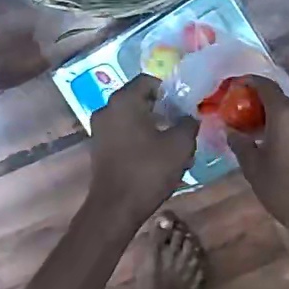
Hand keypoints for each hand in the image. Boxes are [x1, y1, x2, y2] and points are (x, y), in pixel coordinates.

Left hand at [86, 76, 198, 228]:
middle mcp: (107, 109)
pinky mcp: (99, 148)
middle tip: (183, 125)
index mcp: (123, 100)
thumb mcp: (180, 144)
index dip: (169, 90)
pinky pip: (123, 134)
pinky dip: (140, 139)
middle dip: (163, 111)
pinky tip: (158, 158)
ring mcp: (99, 129)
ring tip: (174, 146)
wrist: (116, 208)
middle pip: (140, 99)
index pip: (148, 80)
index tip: (185, 105)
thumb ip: (188, 123)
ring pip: (133, 119)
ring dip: (153, 127)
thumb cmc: (148, 170)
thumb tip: (190, 117)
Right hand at [228, 78, 288, 246]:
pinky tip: (275, 141)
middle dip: (259, 102)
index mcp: (286, 114)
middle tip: (241, 112)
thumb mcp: (253, 166)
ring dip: (274, 116)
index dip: (249, 82)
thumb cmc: (283, 188)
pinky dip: (287, 126)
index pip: (266, 86)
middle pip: (280, 99)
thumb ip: (240, 142)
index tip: (234, 86)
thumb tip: (230, 130)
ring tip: (256, 129)